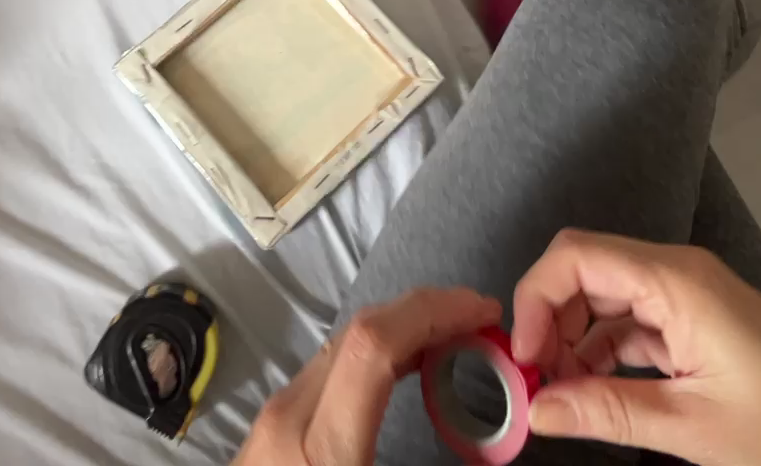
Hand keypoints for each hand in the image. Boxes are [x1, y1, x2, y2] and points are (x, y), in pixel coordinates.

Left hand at [234, 287, 499, 465]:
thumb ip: (427, 461)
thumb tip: (488, 452)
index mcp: (318, 449)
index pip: (373, 345)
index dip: (433, 313)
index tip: (483, 311)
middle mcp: (289, 415)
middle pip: (361, 329)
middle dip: (426, 310)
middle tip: (481, 317)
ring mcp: (274, 415)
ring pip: (344, 341)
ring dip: (403, 325)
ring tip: (455, 333)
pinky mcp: (272, 424)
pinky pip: (332, 365)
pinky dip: (378, 350)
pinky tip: (408, 364)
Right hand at [512, 229, 760, 465]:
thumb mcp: (695, 428)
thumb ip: (607, 410)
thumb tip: (534, 409)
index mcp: (675, 279)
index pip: (575, 256)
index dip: (535, 298)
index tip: (521, 357)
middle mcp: (677, 273)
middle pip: (586, 270)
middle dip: (551, 318)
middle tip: (535, 380)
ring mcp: (691, 296)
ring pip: (608, 298)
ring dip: (577, 340)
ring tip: (561, 394)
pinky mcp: (702, 323)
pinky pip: (636, 323)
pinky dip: (608, 352)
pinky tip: (596, 390)